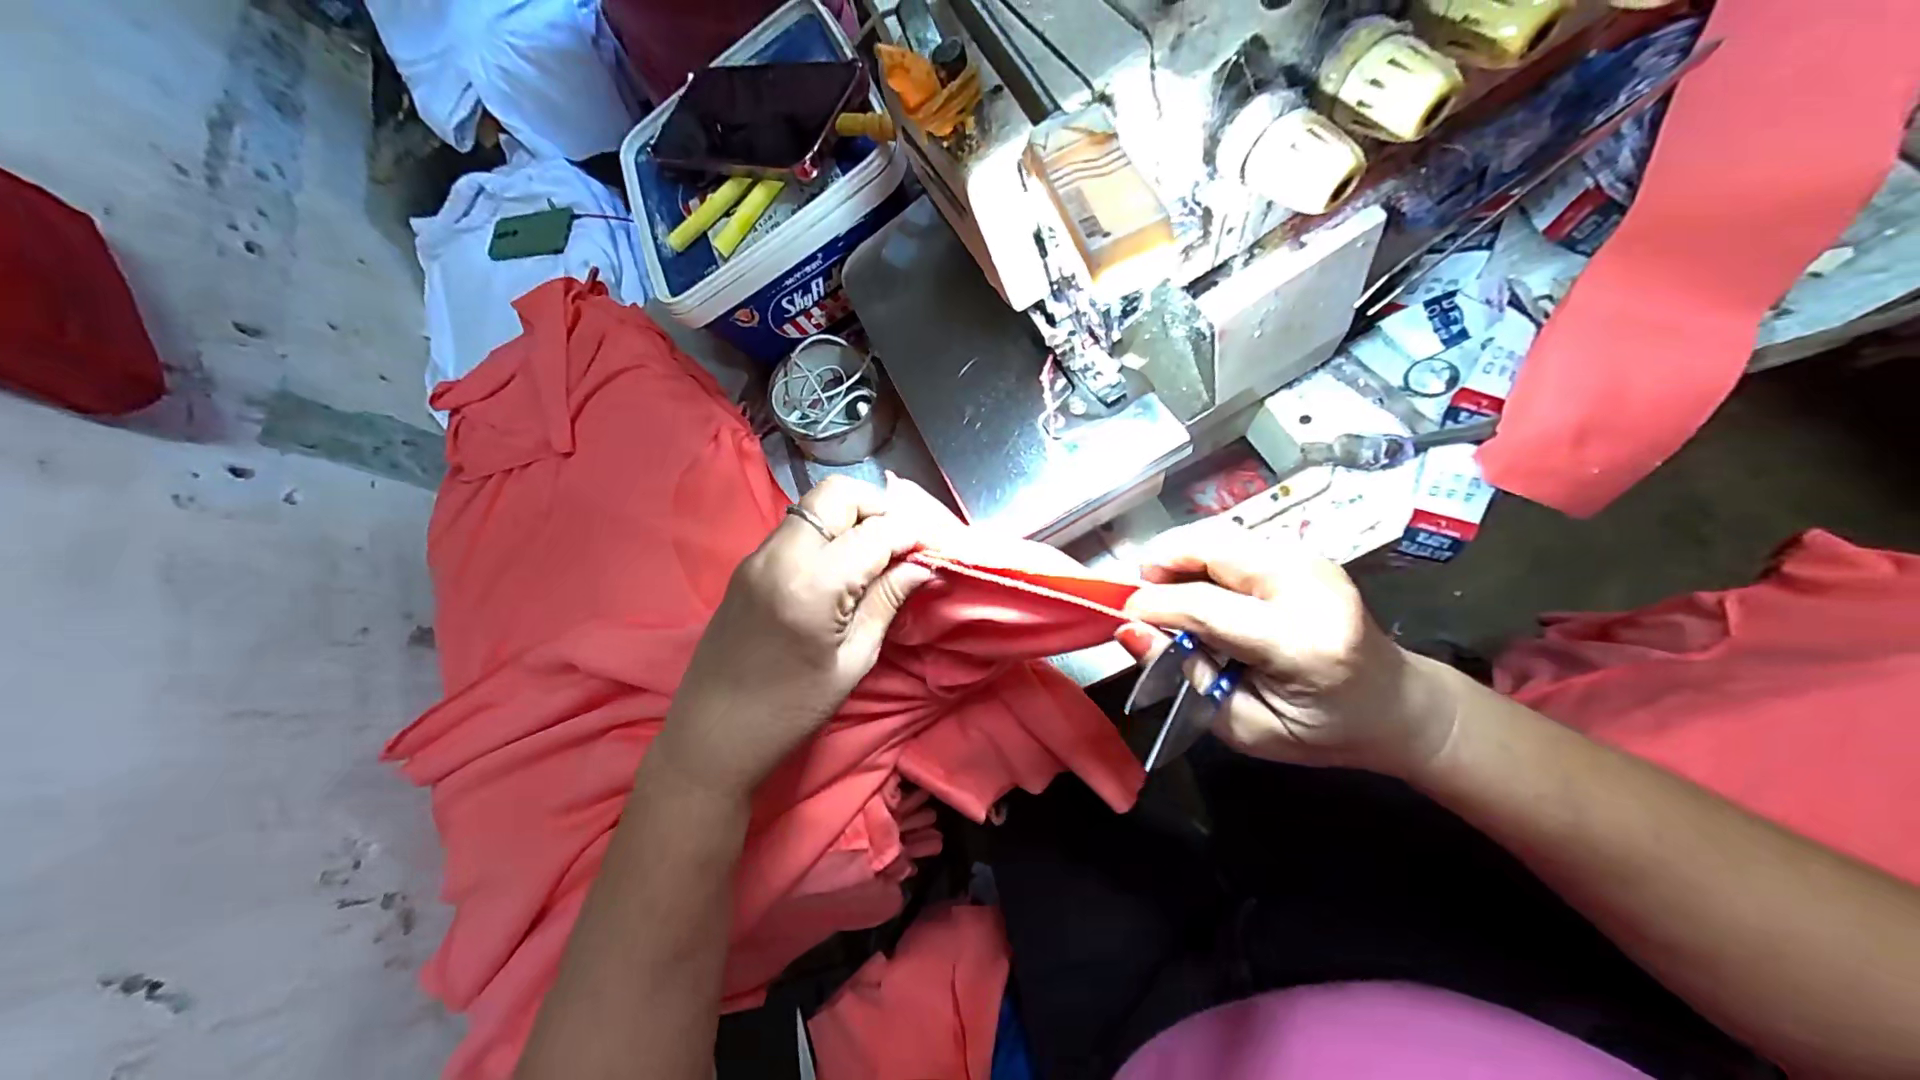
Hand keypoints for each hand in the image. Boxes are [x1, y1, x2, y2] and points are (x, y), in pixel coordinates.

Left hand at [652, 476, 933, 799]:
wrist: (712, 733)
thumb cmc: (791, 709)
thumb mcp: (853, 660)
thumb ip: (887, 601)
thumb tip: (924, 566)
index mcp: (812, 583)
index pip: (876, 531)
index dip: (914, 533)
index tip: (935, 548)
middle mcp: (781, 553)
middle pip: (839, 493)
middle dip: (879, 508)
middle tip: (902, 545)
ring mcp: (759, 554)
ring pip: (815, 504)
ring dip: (853, 516)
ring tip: (877, 554)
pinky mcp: (748, 563)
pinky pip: (797, 526)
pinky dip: (828, 531)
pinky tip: (843, 564)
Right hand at [1116, 525, 1457, 777]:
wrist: (1396, 705)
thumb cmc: (1321, 731)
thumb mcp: (1247, 727)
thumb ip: (1187, 676)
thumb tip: (1131, 631)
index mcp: (1303, 643)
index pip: (1207, 606)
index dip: (1154, 606)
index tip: (1123, 616)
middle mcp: (1310, 586)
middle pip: (1213, 547)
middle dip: (1163, 563)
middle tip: (1145, 598)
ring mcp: (1312, 560)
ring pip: (1219, 534)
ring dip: (1180, 557)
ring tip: (1170, 594)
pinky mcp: (1306, 552)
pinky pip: (1233, 540)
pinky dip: (1202, 557)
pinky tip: (1200, 587)